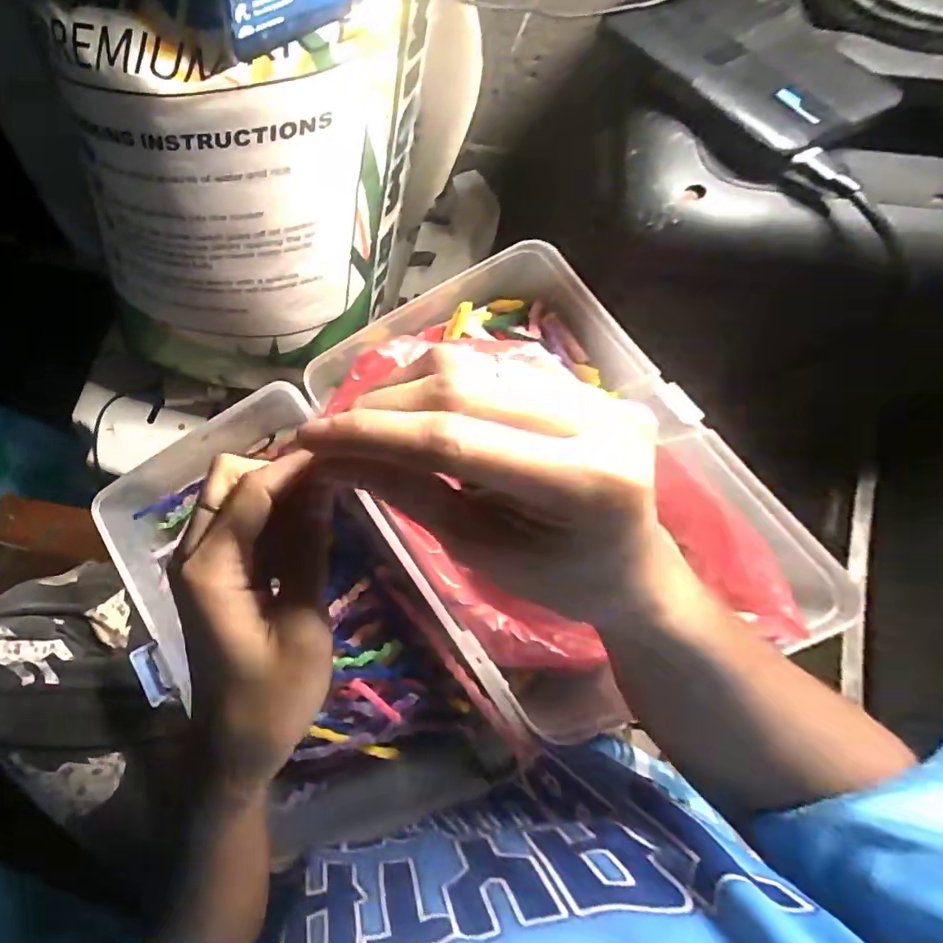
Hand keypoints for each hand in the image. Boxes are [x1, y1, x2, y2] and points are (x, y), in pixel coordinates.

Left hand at [171, 451, 333, 792]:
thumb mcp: (304, 627)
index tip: (336, 450)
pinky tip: (303, 519)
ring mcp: (194, 560)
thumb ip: (308, 553)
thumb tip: (323, 489)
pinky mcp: (206, 572)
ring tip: (323, 490)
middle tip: (327, 474)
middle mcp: (191, 552)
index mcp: (211, 567)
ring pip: (226, 494)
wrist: (231, 745)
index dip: (293, 466)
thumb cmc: (272, 699)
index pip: (250, 491)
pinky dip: (263, 511)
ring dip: (269, 485)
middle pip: (225, 478)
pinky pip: (231, 521)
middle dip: (273, 466)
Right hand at [296, 344, 692, 630]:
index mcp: (579, 480)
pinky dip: (425, 380)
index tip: (309, 438)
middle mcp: (592, 416)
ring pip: (462, 365)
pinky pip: (479, 363)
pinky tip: (401, 405)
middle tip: (326, 431)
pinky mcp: (570, 376)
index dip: (369, 433)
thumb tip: (329, 458)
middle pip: (453, 390)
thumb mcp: (475, 548)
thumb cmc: (556, 579)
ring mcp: (586, 387)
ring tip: (360, 419)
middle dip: (375, 408)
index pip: (450, 438)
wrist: (632, 564)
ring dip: (395, 388)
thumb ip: (404, 493)